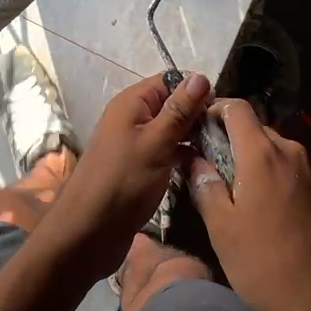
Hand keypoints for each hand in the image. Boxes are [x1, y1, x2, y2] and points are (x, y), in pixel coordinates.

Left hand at [40, 71, 212, 281]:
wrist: (86, 234)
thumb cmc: (123, 182)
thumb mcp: (156, 143)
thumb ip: (179, 110)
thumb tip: (202, 76)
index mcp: (132, 102)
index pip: (171, 80)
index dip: (196, 90)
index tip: (221, 110)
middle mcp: (132, 117)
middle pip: (171, 104)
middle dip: (196, 115)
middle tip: (223, 134)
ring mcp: (134, 143)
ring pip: (170, 129)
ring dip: (191, 137)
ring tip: (217, 150)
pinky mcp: (137, 167)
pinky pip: (164, 151)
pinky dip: (180, 155)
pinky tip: (200, 166)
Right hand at [188, 100, 310, 310]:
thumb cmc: (264, 262)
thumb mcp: (222, 229)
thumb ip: (205, 186)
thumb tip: (192, 158)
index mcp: (262, 153)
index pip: (237, 107)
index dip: (217, 109)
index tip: (202, 126)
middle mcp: (292, 152)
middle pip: (259, 131)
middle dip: (237, 143)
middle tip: (219, 170)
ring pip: (281, 154)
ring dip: (263, 165)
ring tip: (249, 197)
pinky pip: (300, 176)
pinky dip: (285, 183)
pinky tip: (279, 215)